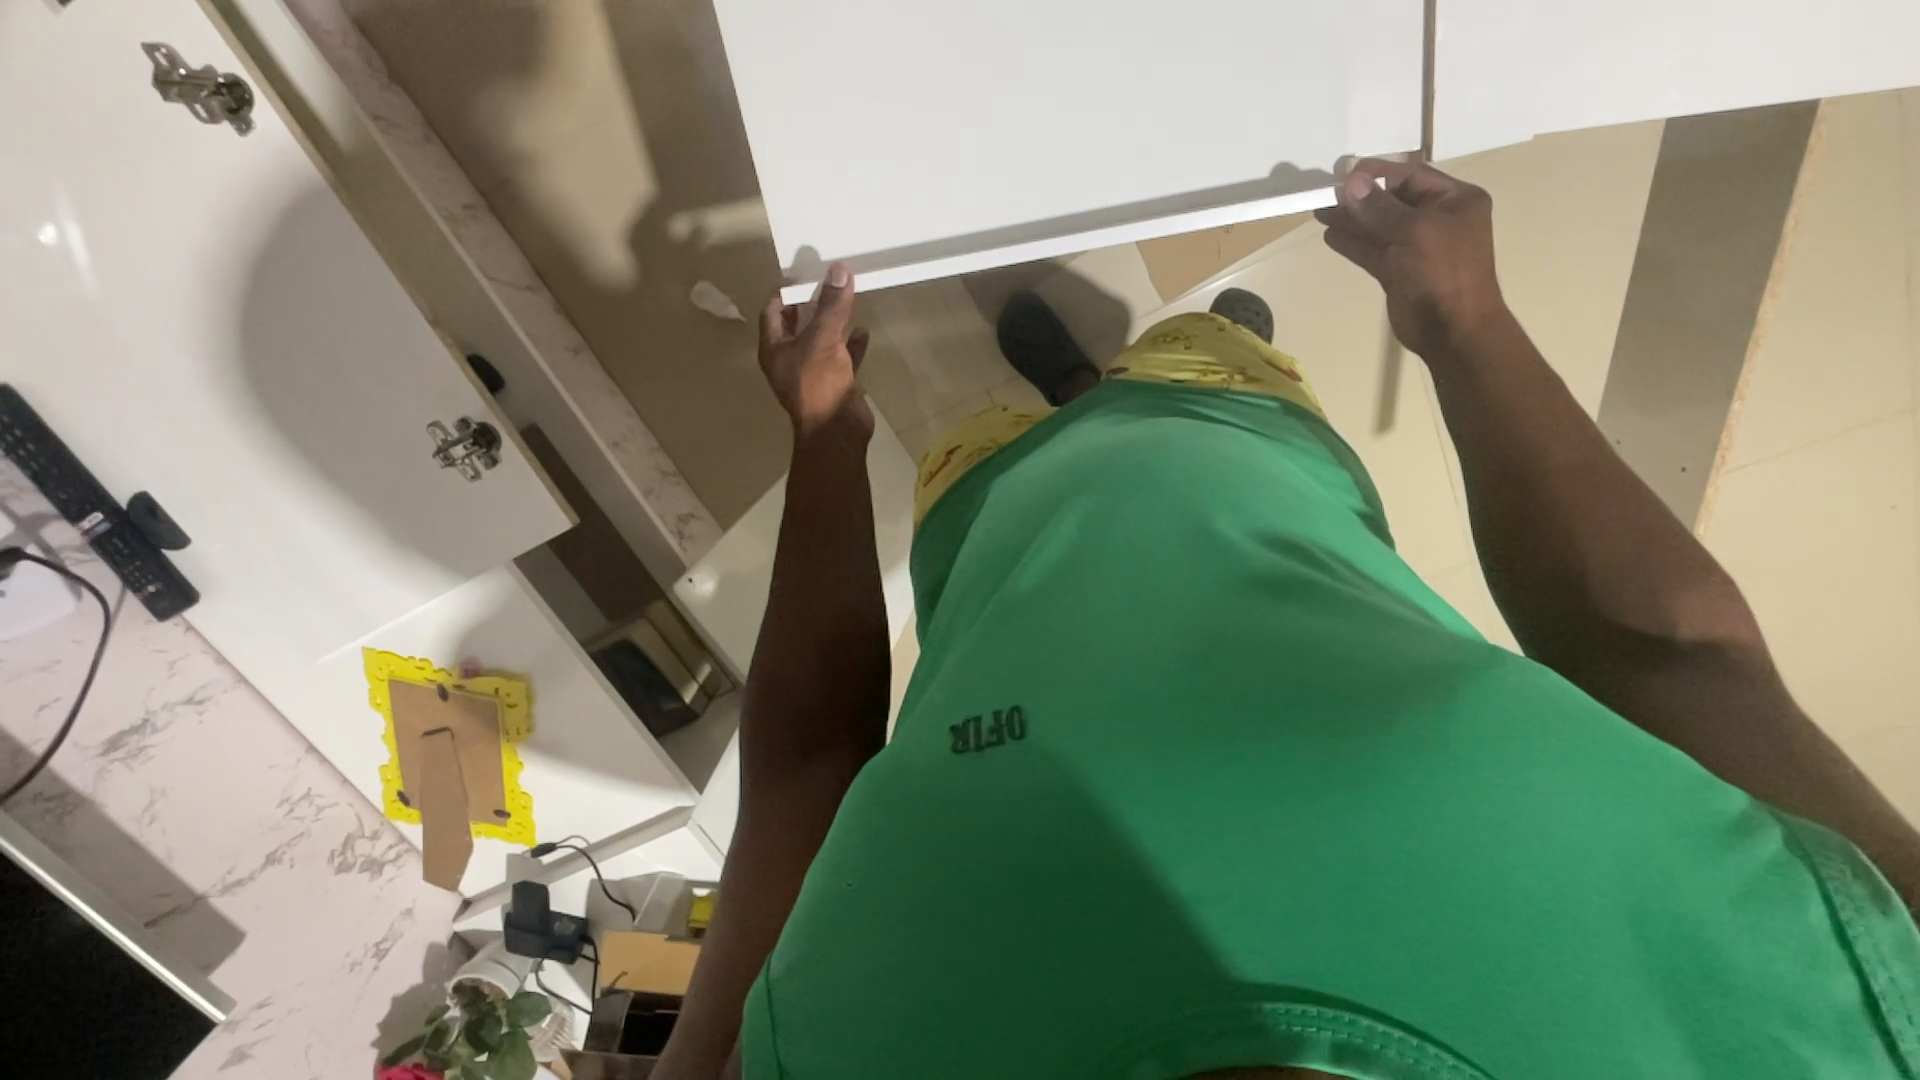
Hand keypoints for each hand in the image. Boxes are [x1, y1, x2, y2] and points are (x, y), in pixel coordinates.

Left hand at [759, 262, 873, 441]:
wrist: (837, 430)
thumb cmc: (818, 382)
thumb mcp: (823, 338)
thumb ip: (831, 305)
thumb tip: (839, 269)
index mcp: (774, 349)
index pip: (772, 312)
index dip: (786, 292)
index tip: (804, 274)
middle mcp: (789, 360)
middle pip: (797, 325)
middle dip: (812, 304)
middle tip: (828, 282)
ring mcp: (812, 373)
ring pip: (821, 341)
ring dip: (832, 323)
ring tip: (846, 300)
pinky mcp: (834, 383)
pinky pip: (842, 358)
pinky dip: (850, 345)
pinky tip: (862, 331)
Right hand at [1314, 158, 1514, 358]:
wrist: (1452, 328)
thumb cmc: (1443, 272)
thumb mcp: (1415, 231)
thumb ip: (1379, 208)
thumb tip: (1349, 182)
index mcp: (1454, 201)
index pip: (1411, 176)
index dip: (1377, 173)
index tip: (1342, 172)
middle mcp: (1436, 219)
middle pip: (1392, 200)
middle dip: (1360, 197)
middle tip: (1325, 193)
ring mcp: (1416, 247)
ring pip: (1378, 226)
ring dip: (1351, 219)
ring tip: (1320, 211)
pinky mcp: (1398, 271)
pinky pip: (1372, 250)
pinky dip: (1352, 242)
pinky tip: (1331, 234)